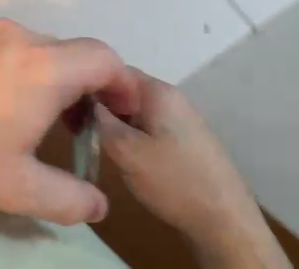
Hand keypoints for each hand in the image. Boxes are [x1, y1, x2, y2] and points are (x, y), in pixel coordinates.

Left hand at [0, 16, 140, 224]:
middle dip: (77, 87)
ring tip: (20, 115)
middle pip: (63, 52)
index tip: (114, 115)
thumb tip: (98, 203)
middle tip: (68, 126)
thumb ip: (69, 199)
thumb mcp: (16, 188)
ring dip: (35, 75)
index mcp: (42, 67)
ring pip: (23, 45)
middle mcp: (13, 34)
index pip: (104, 57)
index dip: (120, 84)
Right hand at [94, 72, 288, 267]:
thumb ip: (98, 118)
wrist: (229, 228)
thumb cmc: (174, 183)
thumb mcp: (124, 149)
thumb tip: (85, 100)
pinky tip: (130, 159)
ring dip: (117, 124)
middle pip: (123, 89)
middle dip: (101, 106)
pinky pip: (151, 127)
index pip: (110, 69)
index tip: (69, 105)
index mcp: (158, 91)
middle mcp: (173, 98)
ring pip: (136, 110)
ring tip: (104, 146)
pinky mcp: (189, 143)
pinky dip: (134, 137)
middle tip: (82, 129)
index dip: (86, 83)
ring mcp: (184, 121)